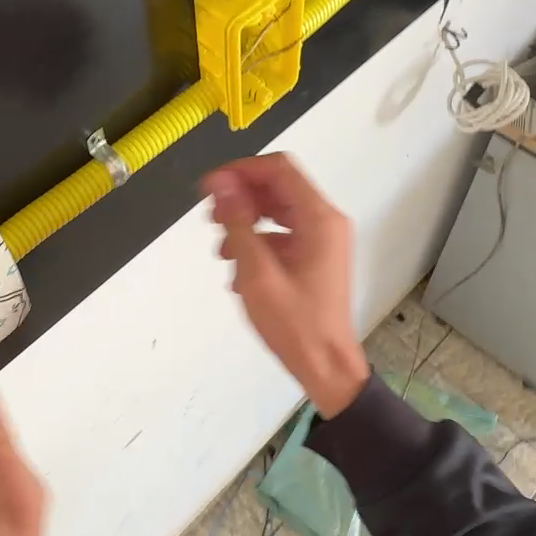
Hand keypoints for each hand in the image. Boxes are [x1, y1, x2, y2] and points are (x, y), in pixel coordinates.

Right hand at [203, 153, 368, 417]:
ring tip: (223, 251)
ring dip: (246, 222)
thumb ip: (238, 222)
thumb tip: (219, 182)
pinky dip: (259, 242)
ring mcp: (323, 239)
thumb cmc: (294, 324)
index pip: (279, 169)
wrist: (326, 367)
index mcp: (319, 219)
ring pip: (277, 211)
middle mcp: (326, 221)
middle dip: (241, 198)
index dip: (241, 171)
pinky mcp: (316, 257)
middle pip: (277, 188)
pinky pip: (283, 234)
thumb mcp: (257, 272)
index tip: (209, 189)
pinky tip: (239, 270)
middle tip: (211, 220)